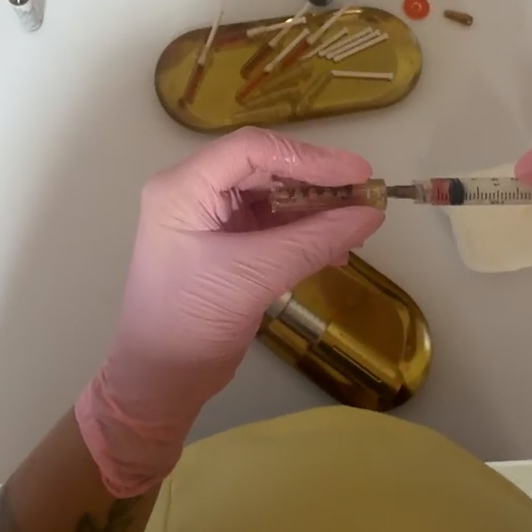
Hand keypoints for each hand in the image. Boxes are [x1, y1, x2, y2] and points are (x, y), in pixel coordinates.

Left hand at [77, 127, 385, 495]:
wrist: (160, 382)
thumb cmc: (191, 323)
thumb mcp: (254, 278)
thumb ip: (314, 241)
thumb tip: (372, 213)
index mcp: (184, 186)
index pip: (252, 149)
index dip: (309, 157)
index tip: (357, 172)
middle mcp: (193, 188)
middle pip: (263, 167)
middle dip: (316, 181)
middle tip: (365, 194)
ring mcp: (209, 213)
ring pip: (271, 193)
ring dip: (314, 207)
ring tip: (357, 224)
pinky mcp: (225, 238)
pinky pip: (271, 220)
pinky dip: (304, 230)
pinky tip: (335, 246)